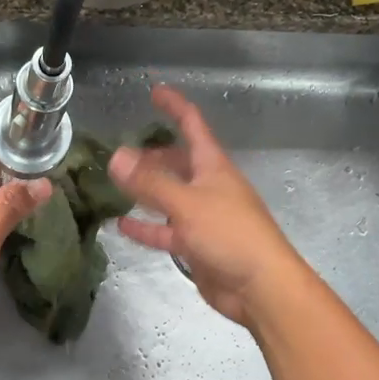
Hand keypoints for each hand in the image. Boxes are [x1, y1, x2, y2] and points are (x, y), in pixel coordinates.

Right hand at [107, 85, 306, 327]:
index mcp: (212, 165)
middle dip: (152, 154)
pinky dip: (146, 227)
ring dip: (146, 190)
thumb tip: (116, 156)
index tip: (155, 91)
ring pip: (169, 196)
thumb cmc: (230, 234)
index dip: (175, 105)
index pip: (192, 124)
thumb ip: (150, 182)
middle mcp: (208, 185)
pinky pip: (166, 230)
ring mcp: (203, 216)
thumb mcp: (187, 203)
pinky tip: (122, 226)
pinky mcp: (197, 245)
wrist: (262, 288)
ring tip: (116, 183)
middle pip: (177, 161)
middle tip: (122, 151)